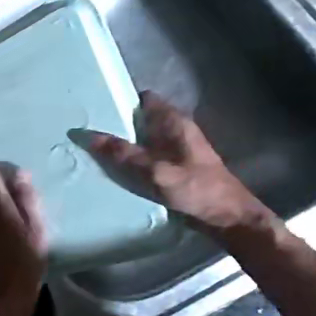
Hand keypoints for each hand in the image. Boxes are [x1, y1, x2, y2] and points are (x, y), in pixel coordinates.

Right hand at [80, 91, 271, 232]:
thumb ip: (123, 153)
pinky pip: (148, 157)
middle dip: (117, 124)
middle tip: (88, 131)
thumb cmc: (195, 188)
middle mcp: (175, 130)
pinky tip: (116, 170)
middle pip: (141, 119)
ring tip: (94, 150)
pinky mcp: (175, 167)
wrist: (226, 216)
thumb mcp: (156, 171)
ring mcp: (176, 149)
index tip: (97, 107)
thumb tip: (89, 135)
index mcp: (174, 122)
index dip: (122, 99)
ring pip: (143, 139)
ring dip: (125, 144)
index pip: (145, 98)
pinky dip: (134, 160)